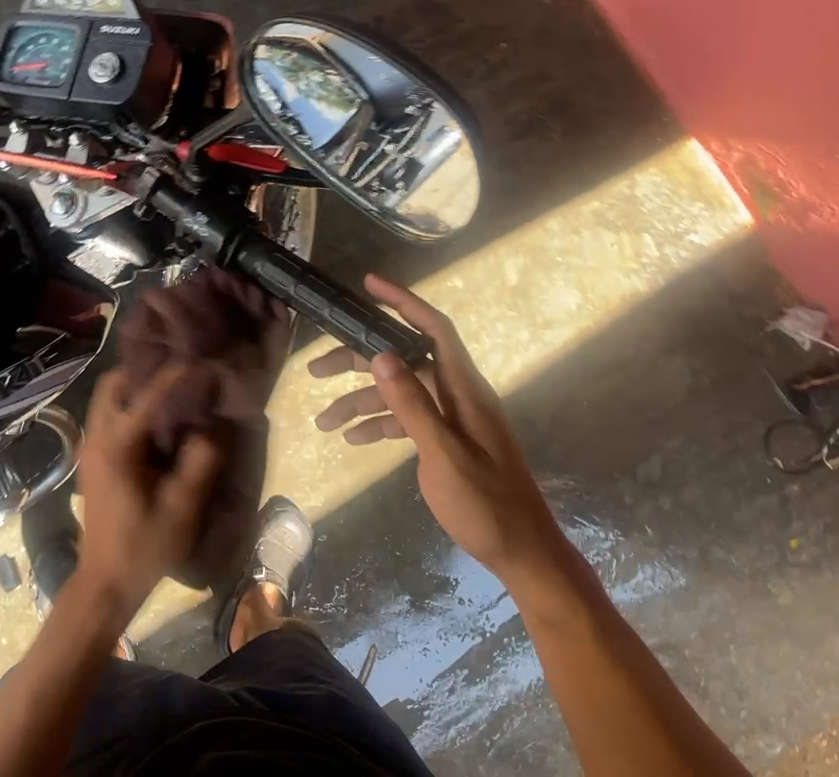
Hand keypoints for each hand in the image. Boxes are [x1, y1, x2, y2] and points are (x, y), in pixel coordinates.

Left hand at [76, 365, 227, 611]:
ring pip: (106, 400)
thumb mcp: (181, 508)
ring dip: (134, 389)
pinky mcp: (92, 461)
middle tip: (178, 372)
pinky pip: (107, 418)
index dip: (174, 377)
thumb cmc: (144, 547)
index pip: (146, 397)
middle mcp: (96, 439)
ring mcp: (89, 449)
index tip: (199, 363)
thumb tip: (216, 426)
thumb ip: (200, 462)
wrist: (105, 582)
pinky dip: (128, 407)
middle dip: (143, 372)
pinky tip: (157, 420)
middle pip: (113, 386)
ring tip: (171, 391)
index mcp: (116, 447)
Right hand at [309, 274, 566, 584]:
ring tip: (323, 421)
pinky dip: (379, 424)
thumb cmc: (486, 505)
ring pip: (399, 393)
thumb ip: (412, 404)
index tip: (369, 285)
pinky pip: (407, 419)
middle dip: (359, 361)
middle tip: (316, 369)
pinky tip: (354, 440)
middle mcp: (459, 395)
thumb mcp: (443, 455)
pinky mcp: (447, 440)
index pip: (434, 330)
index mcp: (465, 390)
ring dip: (361, 402)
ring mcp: (453, 419)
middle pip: (404, 360)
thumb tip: (380, 355)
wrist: (522, 553)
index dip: (403, 303)